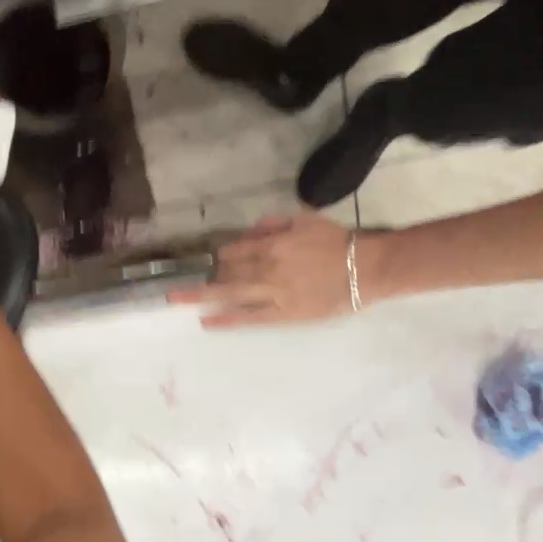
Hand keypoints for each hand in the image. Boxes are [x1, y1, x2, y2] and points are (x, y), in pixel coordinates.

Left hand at [167, 212, 355, 327]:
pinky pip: (248, 317)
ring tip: (174, 301)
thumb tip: (249, 231)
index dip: (222, 256)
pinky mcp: (283, 313)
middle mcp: (267, 268)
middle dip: (200, 278)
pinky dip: (226, 318)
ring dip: (200, 296)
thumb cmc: (339, 242)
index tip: (214, 261)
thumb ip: (274, 223)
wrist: (369, 268)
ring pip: (230, 293)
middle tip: (172, 287)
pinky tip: (205, 321)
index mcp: (273, 244)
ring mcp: (273, 292)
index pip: (235, 251)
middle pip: (227, 272)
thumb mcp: (306, 220)